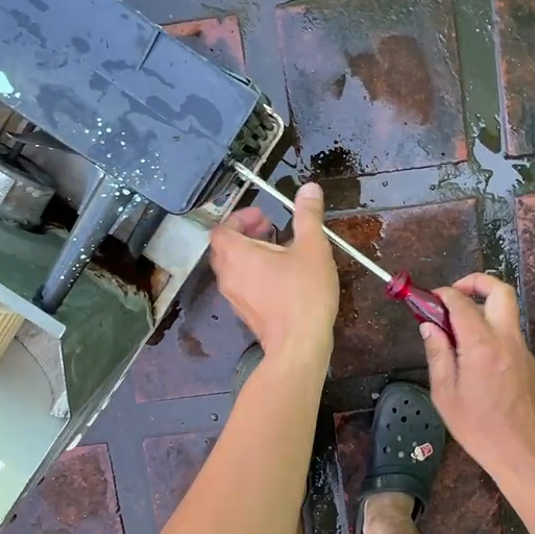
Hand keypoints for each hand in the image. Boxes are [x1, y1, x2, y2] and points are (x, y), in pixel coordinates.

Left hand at [208, 183, 339, 360]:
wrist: (299, 345)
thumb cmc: (304, 293)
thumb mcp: (312, 248)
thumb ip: (308, 216)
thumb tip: (309, 188)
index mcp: (237, 254)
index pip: (222, 228)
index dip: (240, 217)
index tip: (265, 216)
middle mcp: (227, 275)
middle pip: (224, 247)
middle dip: (245, 233)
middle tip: (271, 229)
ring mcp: (234, 297)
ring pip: (232, 268)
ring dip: (250, 254)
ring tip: (279, 251)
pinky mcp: (245, 313)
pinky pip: (242, 285)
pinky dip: (254, 273)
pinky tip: (282, 277)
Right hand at [420, 274, 534, 488]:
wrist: (522, 453)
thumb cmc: (477, 428)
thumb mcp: (445, 393)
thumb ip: (438, 353)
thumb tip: (430, 326)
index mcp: (482, 345)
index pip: (462, 302)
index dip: (443, 294)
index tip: (428, 299)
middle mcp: (507, 339)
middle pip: (500, 290)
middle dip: (476, 282)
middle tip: (452, 296)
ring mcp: (522, 350)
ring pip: (506, 311)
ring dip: (482, 308)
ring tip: (456, 330)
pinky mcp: (529, 362)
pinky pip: (509, 334)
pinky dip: (490, 330)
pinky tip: (473, 356)